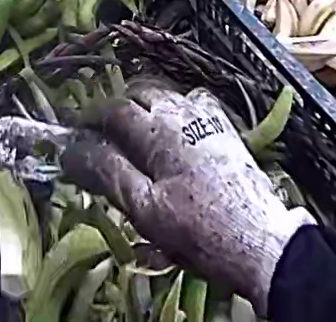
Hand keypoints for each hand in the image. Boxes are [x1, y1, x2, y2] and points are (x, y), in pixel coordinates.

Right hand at [63, 81, 313, 313]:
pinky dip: (174, 105)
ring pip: (163, 92)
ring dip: (142, 102)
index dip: (89, 118)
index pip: (112, 110)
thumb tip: (73, 149)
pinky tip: (173, 125)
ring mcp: (204, 114)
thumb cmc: (199, 230)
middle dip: (115, 107)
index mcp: (155, 130)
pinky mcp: (223, 124)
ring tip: (134, 128)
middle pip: (137, 92)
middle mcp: (178, 110)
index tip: (74, 133)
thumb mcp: (146, 210)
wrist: (263, 243)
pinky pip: (191, 99)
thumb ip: (109, 173)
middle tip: (103, 132)